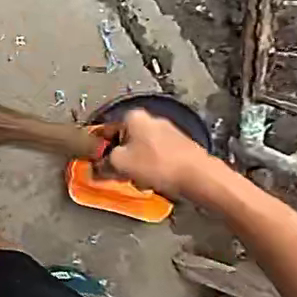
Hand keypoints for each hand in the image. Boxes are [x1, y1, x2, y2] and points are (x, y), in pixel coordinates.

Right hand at [99, 109, 224, 200]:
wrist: (202, 178)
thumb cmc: (158, 165)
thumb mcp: (118, 164)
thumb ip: (102, 163)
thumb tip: (96, 167)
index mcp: (134, 117)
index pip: (105, 130)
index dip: (97, 147)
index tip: (94, 160)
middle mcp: (152, 120)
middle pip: (125, 139)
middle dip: (119, 156)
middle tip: (115, 172)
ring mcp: (170, 132)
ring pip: (142, 149)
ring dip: (135, 163)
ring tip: (136, 179)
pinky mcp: (183, 147)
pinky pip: (158, 156)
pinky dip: (152, 166)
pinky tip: (154, 179)